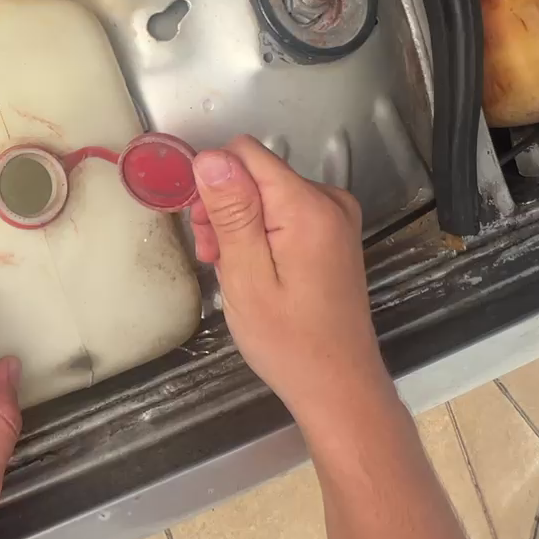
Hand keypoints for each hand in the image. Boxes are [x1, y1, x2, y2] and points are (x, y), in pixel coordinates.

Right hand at [189, 136, 386, 435]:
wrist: (336, 385)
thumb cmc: (287, 340)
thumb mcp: (245, 276)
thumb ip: (231, 212)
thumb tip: (209, 157)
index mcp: (307, 207)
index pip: (243, 153)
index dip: (211, 182)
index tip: (202, 226)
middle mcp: (328, 200)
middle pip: (252, 172)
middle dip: (221, 206)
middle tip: (212, 255)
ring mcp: (334, 215)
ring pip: (262, 191)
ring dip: (235, 222)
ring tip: (228, 266)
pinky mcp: (331, 231)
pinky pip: (280, 209)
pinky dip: (256, 231)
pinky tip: (249, 265)